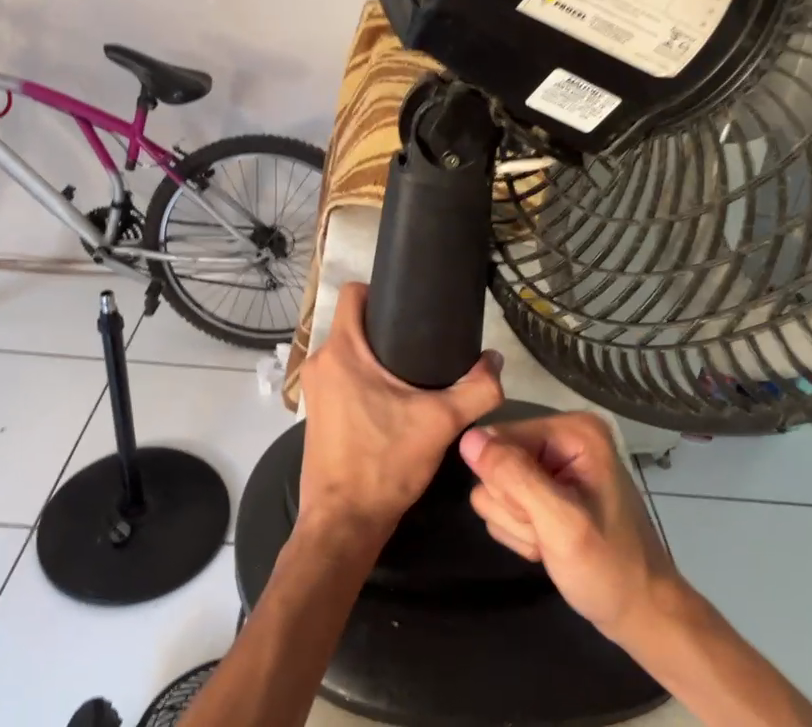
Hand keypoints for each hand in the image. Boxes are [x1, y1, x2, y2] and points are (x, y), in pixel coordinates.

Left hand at [298, 282, 504, 542]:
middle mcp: (321, 362)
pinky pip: (343, 377)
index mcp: (342, 351)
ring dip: (377, 355)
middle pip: (354, 323)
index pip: (354, 293)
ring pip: (349, 352)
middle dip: (388, 326)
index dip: (382, 289)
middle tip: (427, 338)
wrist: (345, 521)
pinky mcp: (318, 411)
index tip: (412, 303)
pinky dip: (366, 378)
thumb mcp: (441, 423)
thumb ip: (477, 389)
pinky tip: (395, 397)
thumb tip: (496, 362)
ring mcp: (316, 389)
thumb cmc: (385, 463)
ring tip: (415, 368)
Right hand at [459, 412, 686, 640]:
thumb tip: (468, 439)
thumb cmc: (609, 569)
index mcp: (574, 431)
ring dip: (516, 524)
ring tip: (551, 541)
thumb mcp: (561, 524)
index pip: (498, 438)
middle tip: (548, 533)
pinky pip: (503, 503)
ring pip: (493, 486)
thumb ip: (515, 478)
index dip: (505, 483)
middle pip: (494, 461)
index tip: (539, 516)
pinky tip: (548, 545)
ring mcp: (553, 464)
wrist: (639, 611)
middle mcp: (562, 438)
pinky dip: (519, 532)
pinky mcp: (546, 489)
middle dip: (514, 507)